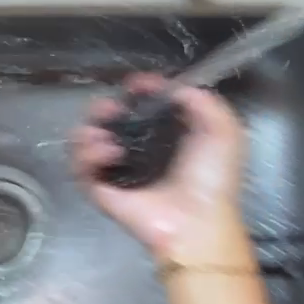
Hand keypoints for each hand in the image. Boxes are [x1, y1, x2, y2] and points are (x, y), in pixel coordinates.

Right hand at [71, 75, 245, 262]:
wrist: (195, 220)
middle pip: (104, 120)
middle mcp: (136, 150)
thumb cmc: (212, 178)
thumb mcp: (223, 131)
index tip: (135, 84)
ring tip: (106, 139)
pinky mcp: (99, 190)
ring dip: (89, 132)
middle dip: (102, 108)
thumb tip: (172, 87)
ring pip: (84, 141)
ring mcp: (115, 171)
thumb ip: (202, 100)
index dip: (135, 91)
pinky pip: (79, 168)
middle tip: (111, 109)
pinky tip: (108, 155)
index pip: (139, 106)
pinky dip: (87, 156)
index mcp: (164, 135)